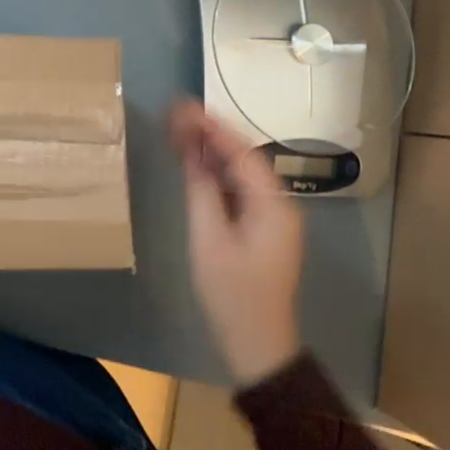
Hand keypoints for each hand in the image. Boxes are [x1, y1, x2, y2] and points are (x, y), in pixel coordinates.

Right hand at [171, 99, 303, 383]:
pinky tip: (191, 161)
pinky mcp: (259, 226)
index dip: (211, 126)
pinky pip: (237, 187)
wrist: (258, 344)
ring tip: (176, 128)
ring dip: (209, 149)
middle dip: (208, 132)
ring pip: (238, 170)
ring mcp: (270, 215)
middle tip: (173, 112)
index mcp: (272, 205)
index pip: (241, 152)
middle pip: (242, 157)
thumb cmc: (232, 293)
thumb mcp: (209, 239)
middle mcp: (277, 204)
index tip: (182, 106)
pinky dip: (214, 171)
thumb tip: (191, 152)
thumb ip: (201, 190)